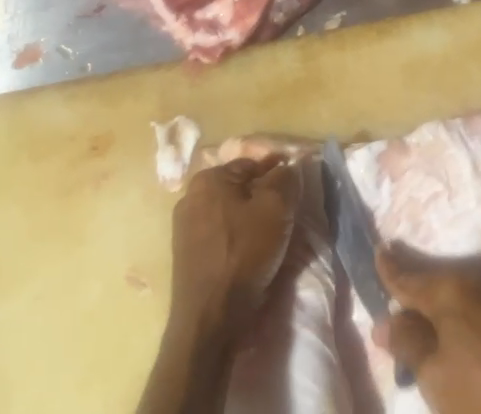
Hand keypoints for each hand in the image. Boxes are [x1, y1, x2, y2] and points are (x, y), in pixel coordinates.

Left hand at [170, 156, 302, 327]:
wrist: (210, 316)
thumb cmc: (244, 253)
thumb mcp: (276, 207)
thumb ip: (284, 178)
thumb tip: (285, 169)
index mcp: (208, 179)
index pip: (253, 164)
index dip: (278, 175)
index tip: (296, 195)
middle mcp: (190, 197)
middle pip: (240, 189)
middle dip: (264, 199)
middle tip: (286, 218)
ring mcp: (185, 228)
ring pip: (231, 213)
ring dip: (252, 221)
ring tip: (272, 240)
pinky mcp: (187, 255)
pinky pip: (221, 235)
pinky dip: (238, 240)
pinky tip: (251, 256)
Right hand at [377, 244, 480, 413]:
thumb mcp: (435, 371)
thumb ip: (409, 344)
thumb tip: (385, 321)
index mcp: (448, 289)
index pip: (408, 277)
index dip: (390, 266)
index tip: (378, 247)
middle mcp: (471, 286)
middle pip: (431, 281)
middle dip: (410, 276)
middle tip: (390, 262)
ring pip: (450, 296)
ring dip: (430, 300)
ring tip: (409, 303)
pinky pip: (467, 311)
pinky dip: (449, 316)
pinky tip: (443, 327)